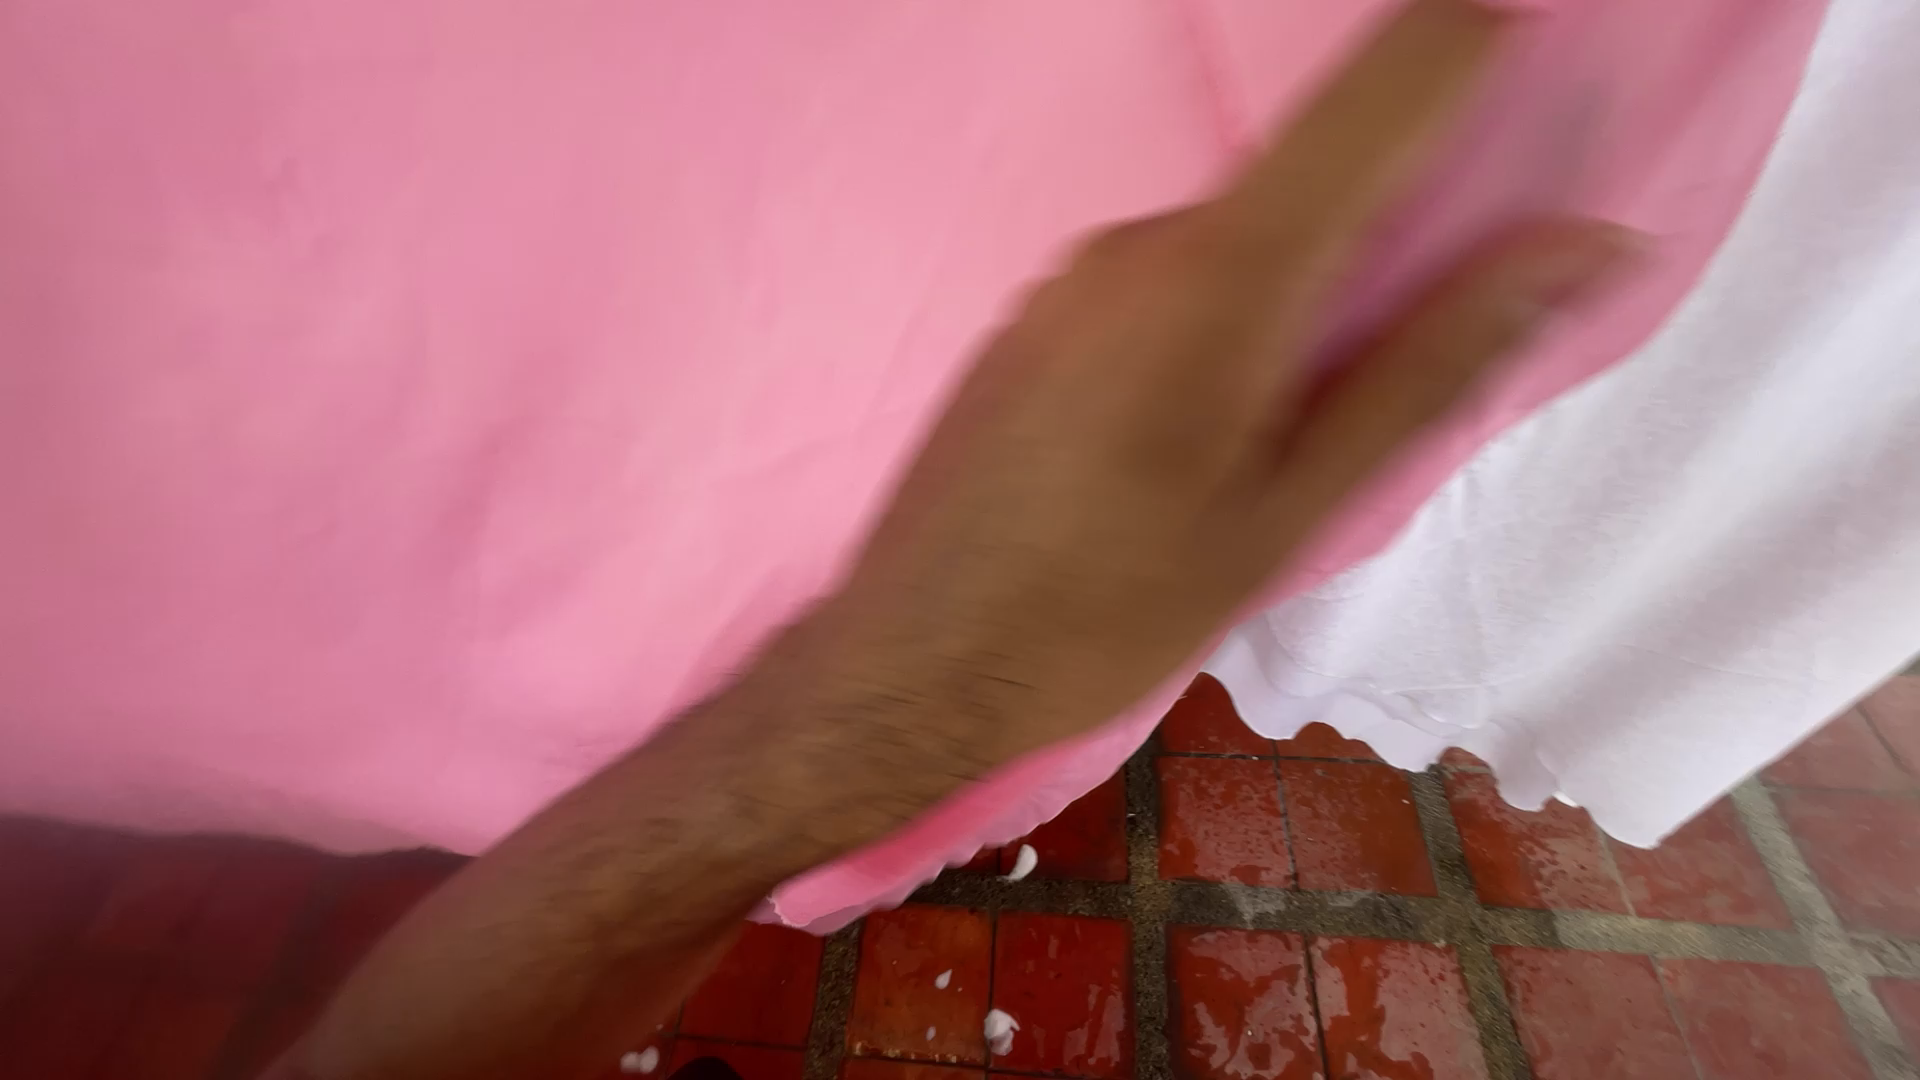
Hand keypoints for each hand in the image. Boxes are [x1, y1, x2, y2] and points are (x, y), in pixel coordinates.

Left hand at [815, 0, 1640, 764]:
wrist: (921, 664)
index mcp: (1218, 276)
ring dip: (1261, 318)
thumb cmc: (1105, 618)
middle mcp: (1125, 248)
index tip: (1518, 135)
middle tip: (1349, 398)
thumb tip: (1575, 247)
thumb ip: (1425, 371)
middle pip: (1293, 189)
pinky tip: (1145, 452)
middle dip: (1359, 259)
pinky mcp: (1013, 333)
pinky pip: (1133, 300)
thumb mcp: (1284, 517)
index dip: (1475, 68)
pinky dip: (1181, 340)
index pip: (1386, 80)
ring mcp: (1054, 287)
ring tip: (1232, 456)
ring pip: (1209, 256)